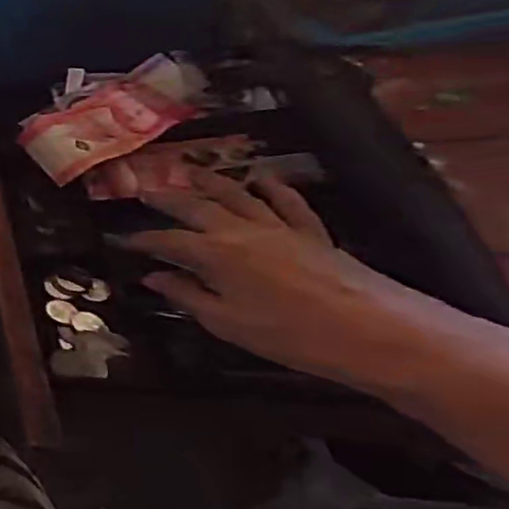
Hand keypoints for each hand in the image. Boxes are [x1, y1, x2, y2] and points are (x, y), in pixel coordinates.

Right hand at [116, 169, 444, 387]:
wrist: (389, 338)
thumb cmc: (296, 336)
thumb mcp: (229, 323)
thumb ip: (188, 296)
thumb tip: (155, 278)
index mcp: (215, 254)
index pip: (165, 240)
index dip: (139, 240)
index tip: (119, 240)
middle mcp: (242, 232)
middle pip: (195, 207)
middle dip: (165, 199)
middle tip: (144, 193)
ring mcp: (282, 230)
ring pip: (238, 196)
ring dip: (212, 182)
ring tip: (190, 171)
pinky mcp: (315, 235)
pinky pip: (290, 204)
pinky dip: (273, 188)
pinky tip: (262, 180)